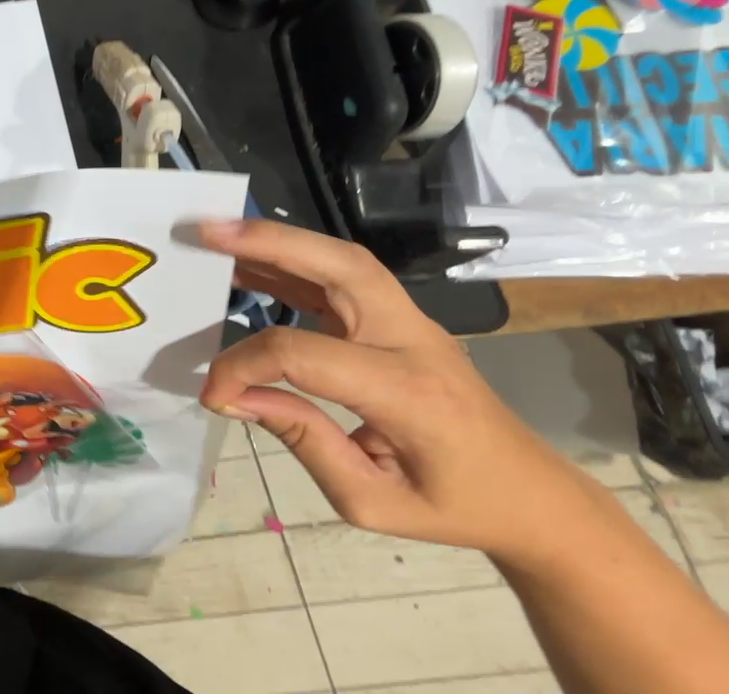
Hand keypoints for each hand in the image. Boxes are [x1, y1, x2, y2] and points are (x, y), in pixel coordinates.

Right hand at [196, 220, 597, 562]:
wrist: (535, 498)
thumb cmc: (453, 506)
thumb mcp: (371, 500)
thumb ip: (302, 441)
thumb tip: (236, 396)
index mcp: (409, 393)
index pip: (303, 355)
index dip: (244, 366)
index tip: (214, 395)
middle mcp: (414, 341)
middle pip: (343, 268)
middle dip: (270, 243)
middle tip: (204, 233)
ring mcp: (411, 323)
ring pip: (344, 260)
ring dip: (278, 241)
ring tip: (214, 233)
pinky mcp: (399, 320)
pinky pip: (342, 276)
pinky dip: (292, 260)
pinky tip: (247, 262)